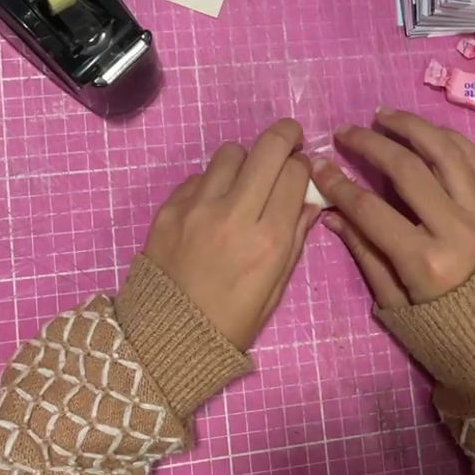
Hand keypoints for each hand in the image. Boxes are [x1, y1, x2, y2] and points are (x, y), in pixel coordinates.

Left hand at [142, 119, 319, 349]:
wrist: (166, 337)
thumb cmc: (230, 321)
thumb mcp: (274, 289)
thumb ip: (294, 240)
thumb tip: (308, 201)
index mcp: (269, 240)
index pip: (295, 174)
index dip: (303, 166)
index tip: (301, 170)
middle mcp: (235, 214)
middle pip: (268, 148)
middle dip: (285, 136)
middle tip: (288, 141)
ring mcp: (198, 207)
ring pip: (230, 152)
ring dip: (245, 160)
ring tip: (243, 180)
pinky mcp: (169, 207)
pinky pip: (199, 176)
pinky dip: (212, 183)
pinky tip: (211, 205)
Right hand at [312, 109, 474, 309]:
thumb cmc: (442, 333)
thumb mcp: (394, 302)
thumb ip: (365, 252)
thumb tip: (332, 214)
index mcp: (426, 262)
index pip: (371, 210)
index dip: (339, 185)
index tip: (318, 165)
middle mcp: (457, 231)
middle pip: (408, 171)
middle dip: (371, 144)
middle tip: (347, 132)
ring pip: (447, 153)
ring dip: (413, 127)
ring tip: (384, 116)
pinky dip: (450, 140)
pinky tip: (426, 132)